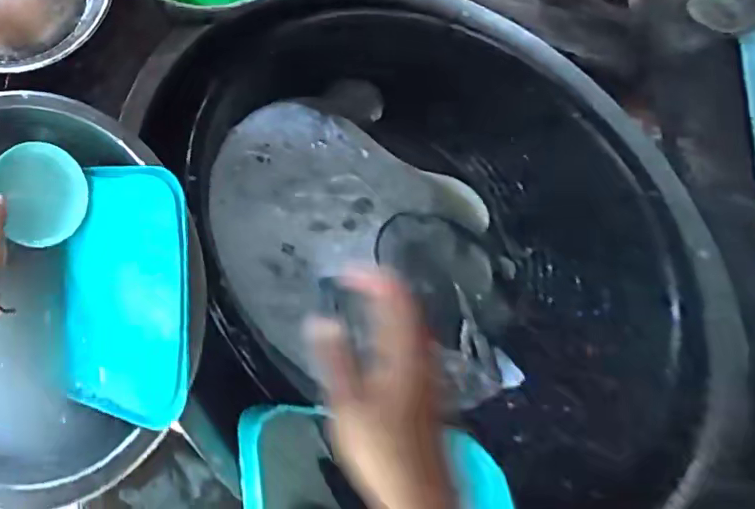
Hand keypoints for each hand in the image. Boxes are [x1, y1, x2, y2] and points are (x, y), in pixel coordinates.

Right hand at [305, 268, 455, 508]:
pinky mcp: (433, 393)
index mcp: (403, 357)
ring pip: (417, 327)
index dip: (373, 277)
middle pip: (412, 310)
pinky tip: (382, 335)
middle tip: (353, 276)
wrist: (420, 499)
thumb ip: (335, 358)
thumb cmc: (380, 450)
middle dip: (383, 287)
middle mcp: (424, 361)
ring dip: (392, 306)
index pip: (397, 301)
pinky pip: (417, 343)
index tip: (345, 269)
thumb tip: (321, 319)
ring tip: (365, 296)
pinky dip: (398, 325)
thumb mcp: (346, 403)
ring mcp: (433, 378)